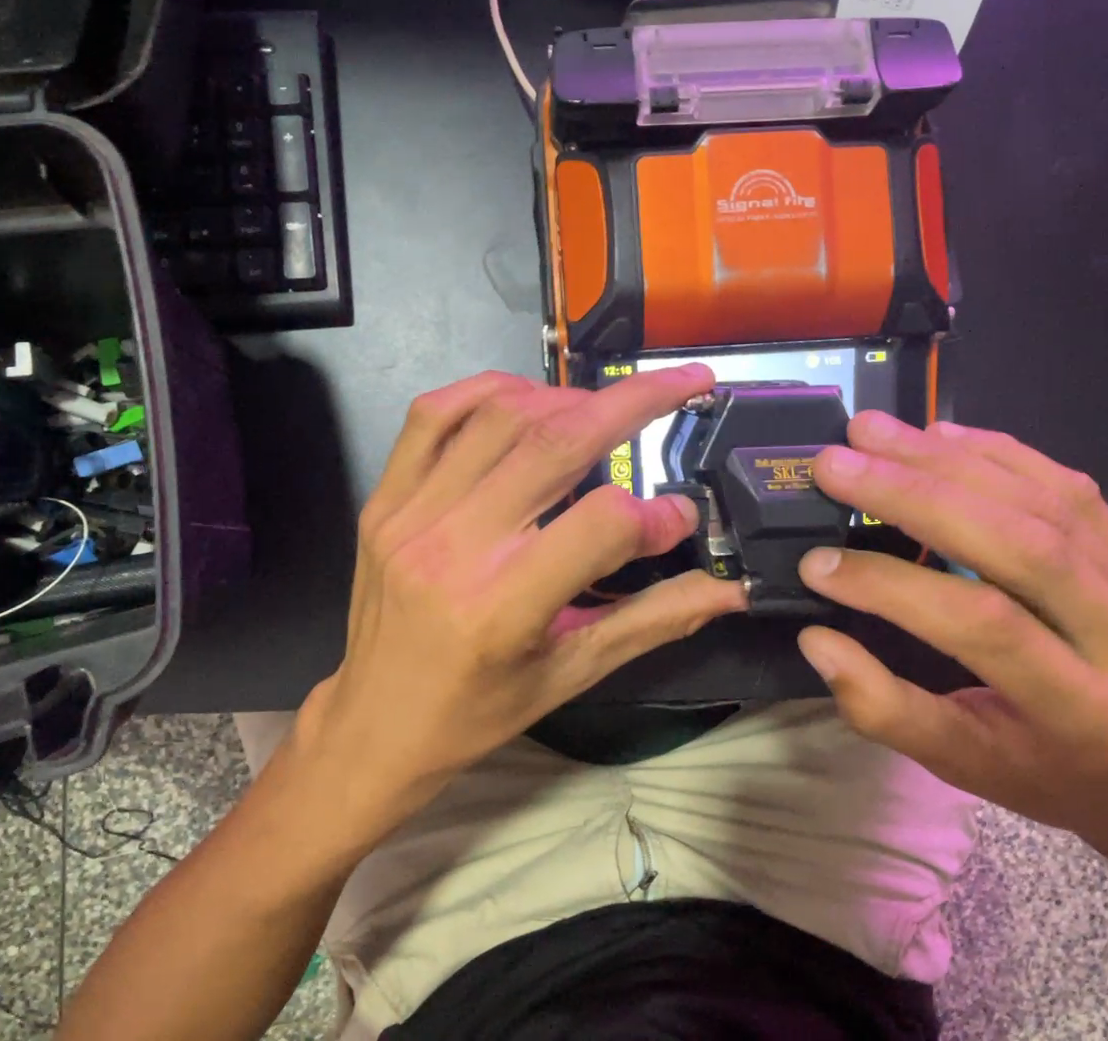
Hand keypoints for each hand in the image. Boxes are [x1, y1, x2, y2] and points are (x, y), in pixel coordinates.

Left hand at [298, 367, 745, 806]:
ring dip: (564, 397)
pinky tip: (526, 397)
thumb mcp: (571, 675)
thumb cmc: (479, 710)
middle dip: (631, 403)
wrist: (376, 722)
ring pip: (499, 417)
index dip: (654, 513)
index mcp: (504, 607)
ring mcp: (411, 516)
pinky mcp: (384, 500)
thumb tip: (731, 586)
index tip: (680, 517)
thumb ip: (653, 620)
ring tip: (604, 406)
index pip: (600, 523)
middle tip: (681, 385)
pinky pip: (432, 416)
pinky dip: (486, 391)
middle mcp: (454, 549)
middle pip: (555, 444)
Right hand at [795, 412, 1107, 867]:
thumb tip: (817, 638)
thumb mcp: (962, 766)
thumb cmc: (1047, 778)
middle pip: (1023, 546)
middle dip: (917, 495)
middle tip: (838, 463)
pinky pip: (1071, 490)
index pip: (985, 627)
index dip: (894, 587)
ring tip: (873, 433)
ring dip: (949, 460)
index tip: (818, 562)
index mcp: (1095, 717)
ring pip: (1047, 504)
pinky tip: (940, 434)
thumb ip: (885, 709)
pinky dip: (999, 454)